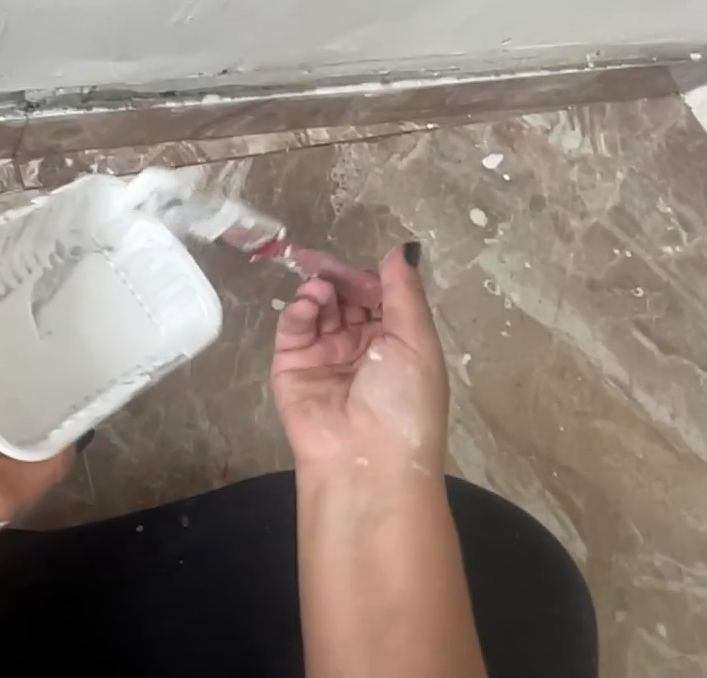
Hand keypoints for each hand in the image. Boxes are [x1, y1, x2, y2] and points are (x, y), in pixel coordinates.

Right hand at [270, 243, 448, 475]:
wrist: (366, 459)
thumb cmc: (404, 402)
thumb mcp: (416, 342)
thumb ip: (403, 292)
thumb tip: (401, 248)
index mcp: (396, 342)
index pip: (376, 295)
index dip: (366, 277)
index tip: (356, 266)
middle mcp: (359, 345)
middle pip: (343, 296)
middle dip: (334, 276)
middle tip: (317, 261)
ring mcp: (323, 353)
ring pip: (317, 307)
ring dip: (317, 292)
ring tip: (318, 291)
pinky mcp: (290, 363)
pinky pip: (292, 326)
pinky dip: (297, 310)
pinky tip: (306, 305)